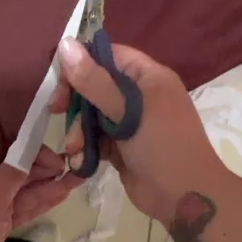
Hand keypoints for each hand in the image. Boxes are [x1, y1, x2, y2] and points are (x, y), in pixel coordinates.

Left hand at [0, 149, 78, 241]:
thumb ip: (14, 173)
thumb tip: (29, 149)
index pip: (8, 150)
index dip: (33, 151)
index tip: (56, 157)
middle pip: (18, 169)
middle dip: (45, 168)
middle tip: (75, 166)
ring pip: (24, 190)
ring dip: (48, 184)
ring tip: (78, 177)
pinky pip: (23, 208)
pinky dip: (41, 202)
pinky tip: (62, 193)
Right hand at [48, 37, 230, 220]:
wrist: (185, 197)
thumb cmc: (162, 145)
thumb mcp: (126, 110)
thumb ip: (94, 80)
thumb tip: (64, 44)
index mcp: (148, 78)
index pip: (109, 56)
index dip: (82, 63)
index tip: (59, 80)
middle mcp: (139, 96)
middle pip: (95, 85)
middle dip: (76, 102)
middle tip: (56, 112)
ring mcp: (131, 122)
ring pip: (92, 114)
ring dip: (78, 129)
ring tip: (75, 147)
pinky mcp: (122, 146)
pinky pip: (95, 137)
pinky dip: (86, 146)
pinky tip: (80, 159)